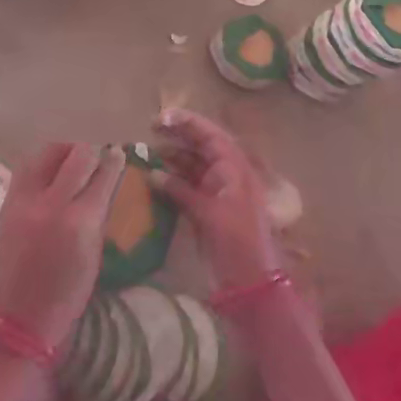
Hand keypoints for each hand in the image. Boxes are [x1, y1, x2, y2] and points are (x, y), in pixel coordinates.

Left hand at [0, 143, 125, 348]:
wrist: (15, 316)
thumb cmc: (64, 295)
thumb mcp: (93, 254)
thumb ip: (99, 213)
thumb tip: (105, 182)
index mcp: (79, 221)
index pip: (102, 175)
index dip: (114, 161)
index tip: (119, 153)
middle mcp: (52, 203)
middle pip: (77, 155)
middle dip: (91, 153)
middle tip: (97, 159)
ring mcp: (25, 199)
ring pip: (48, 152)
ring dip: (66, 152)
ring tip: (73, 161)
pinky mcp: (8, 201)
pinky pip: (29, 166)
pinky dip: (44, 163)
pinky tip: (52, 173)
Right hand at [151, 109, 280, 289]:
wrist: (252, 282)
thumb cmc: (236, 241)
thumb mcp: (209, 213)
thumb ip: (181, 191)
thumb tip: (154, 174)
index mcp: (235, 168)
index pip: (211, 135)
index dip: (187, 122)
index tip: (161, 117)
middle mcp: (228, 175)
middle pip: (202, 146)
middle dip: (178, 136)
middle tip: (151, 130)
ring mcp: (219, 192)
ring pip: (194, 165)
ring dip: (173, 158)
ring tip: (148, 153)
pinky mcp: (210, 211)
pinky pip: (190, 186)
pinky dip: (174, 181)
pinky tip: (155, 179)